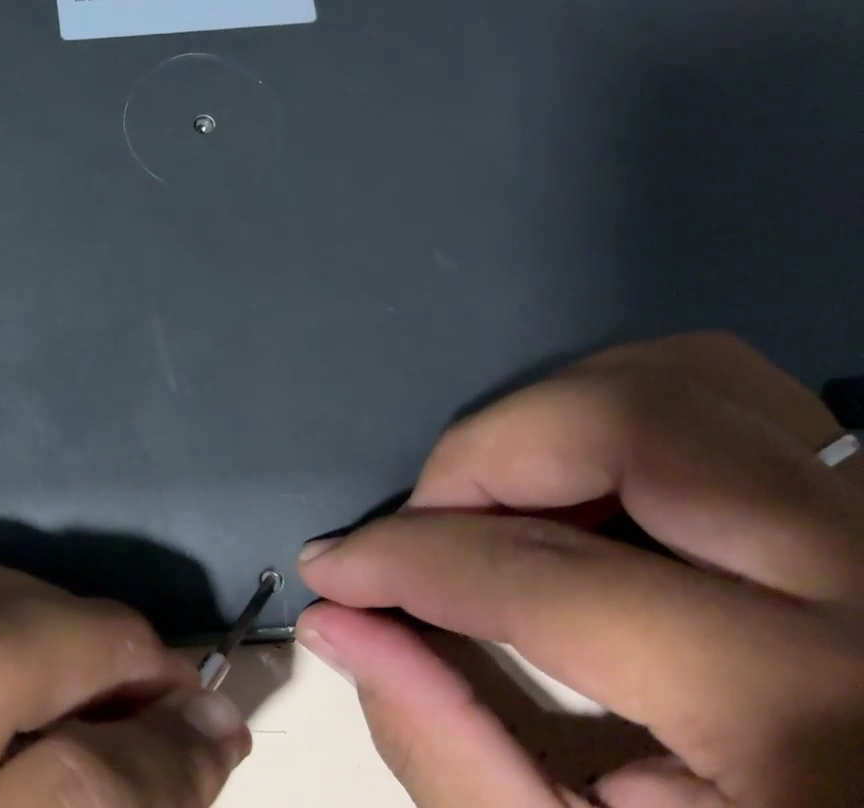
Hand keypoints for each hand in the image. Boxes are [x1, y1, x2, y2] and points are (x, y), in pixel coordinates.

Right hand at [296, 332, 863, 806]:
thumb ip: (452, 752)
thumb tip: (338, 626)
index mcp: (801, 706)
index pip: (541, 570)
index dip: (401, 557)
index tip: (330, 566)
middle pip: (630, 421)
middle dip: (477, 457)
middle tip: (423, 525)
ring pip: (695, 380)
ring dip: (556, 421)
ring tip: (503, 503)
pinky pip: (744, 407)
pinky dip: (633, 424)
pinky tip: (590, 499)